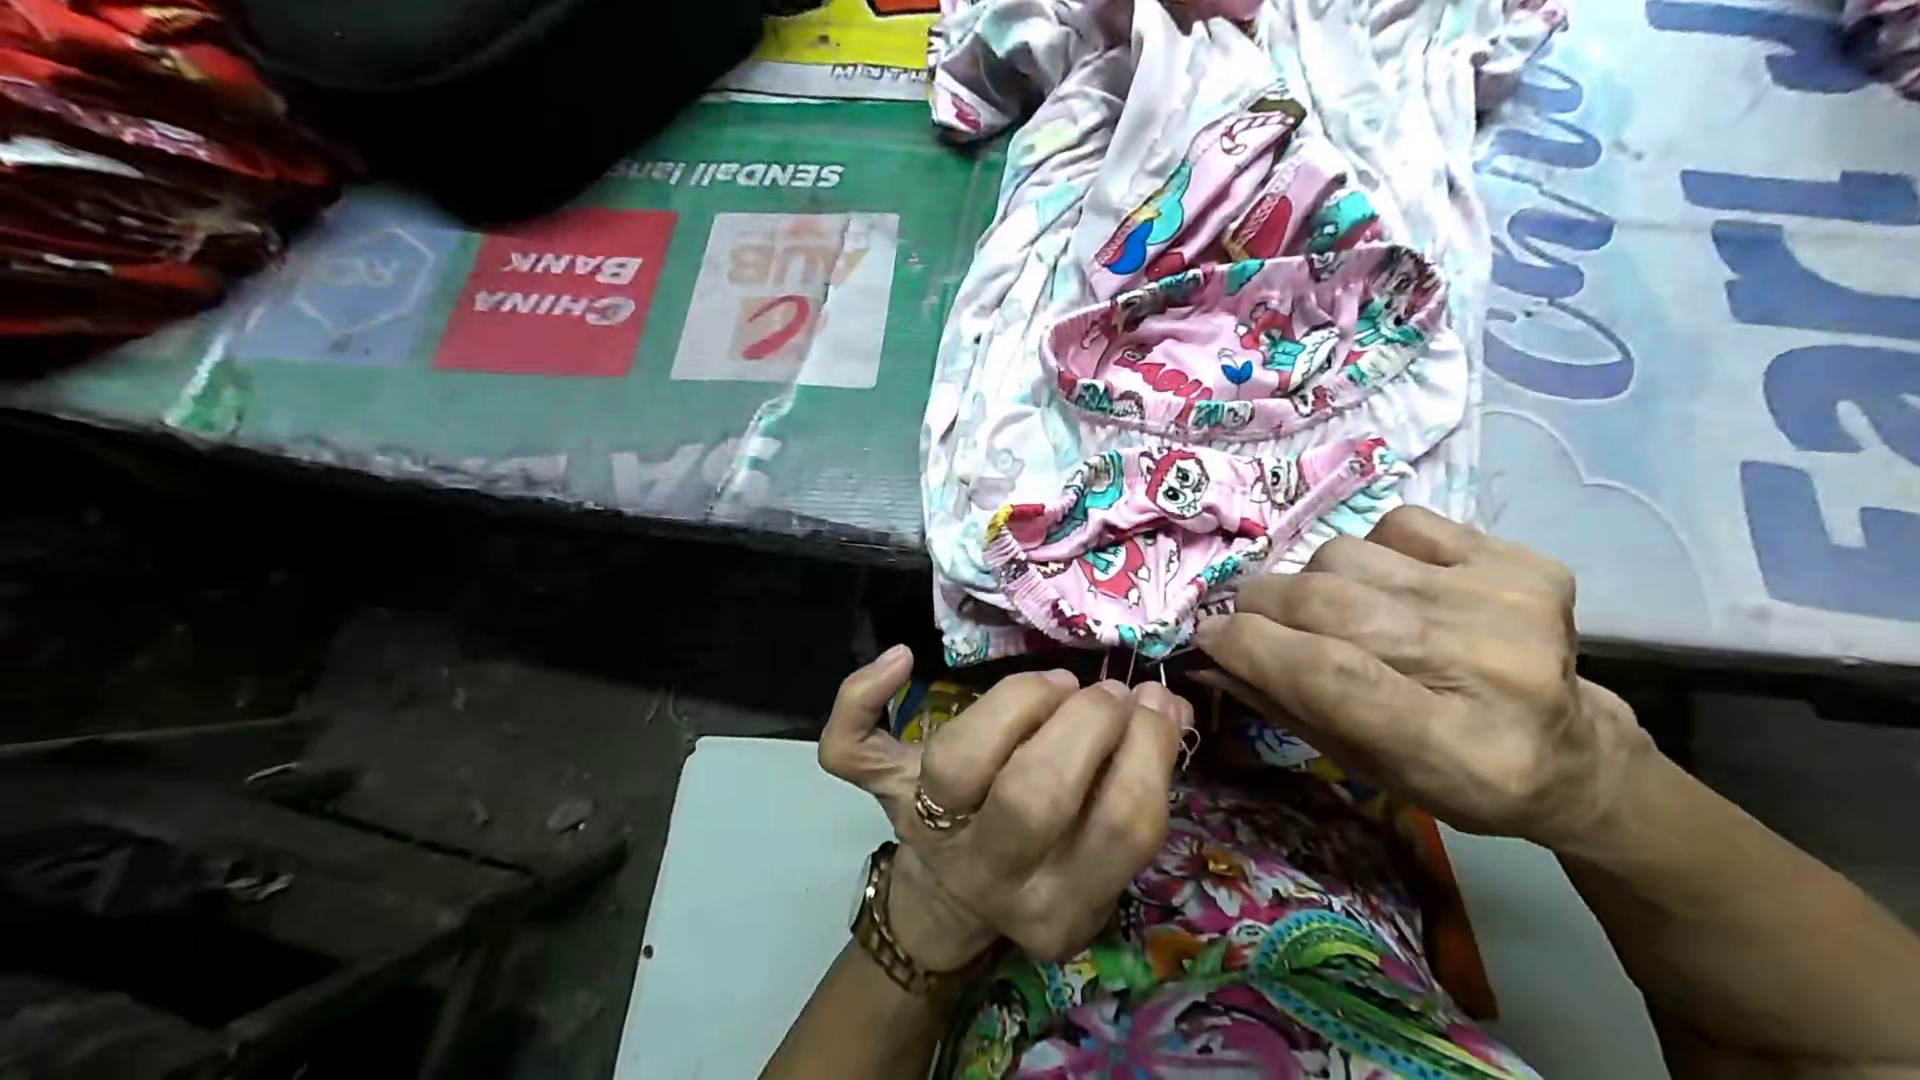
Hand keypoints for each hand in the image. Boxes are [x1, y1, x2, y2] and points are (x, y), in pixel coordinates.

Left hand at [820, 647, 1193, 966]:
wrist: (945, 904)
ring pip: (957, 760)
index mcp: (1057, 905)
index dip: (1145, 753)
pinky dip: (863, 698)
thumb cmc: (1037, 871)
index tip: (1154, 706)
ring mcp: (925, 831)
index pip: (1116, 829)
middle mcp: (987, 874)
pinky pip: (850, 750)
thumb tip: (1166, 704)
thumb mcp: (1097, 864)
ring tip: (1058, 683)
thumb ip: (1133, 792)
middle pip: (1034, 795)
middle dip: (1086, 726)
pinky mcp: (881, 796)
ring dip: (1018, 703)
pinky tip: (904, 659)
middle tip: (1108, 694)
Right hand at [1193, 506, 1652, 849]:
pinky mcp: (1519, 561)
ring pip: (1346, 555)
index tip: (1206, 634)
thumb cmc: (1451, 776)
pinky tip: (1390, 586)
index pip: (1326, 673)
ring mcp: (1507, 603)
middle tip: (1248, 619)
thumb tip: (1207, 654)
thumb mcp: (1359, 765)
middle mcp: (1488, 666)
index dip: (1249, 645)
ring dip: (1311, 581)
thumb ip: (1281, 706)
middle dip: (1261, 605)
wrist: (1574, 750)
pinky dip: (1370, 552)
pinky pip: (1396, 524)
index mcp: (1451, 746)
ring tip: (1329, 610)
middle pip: (1328, 603)